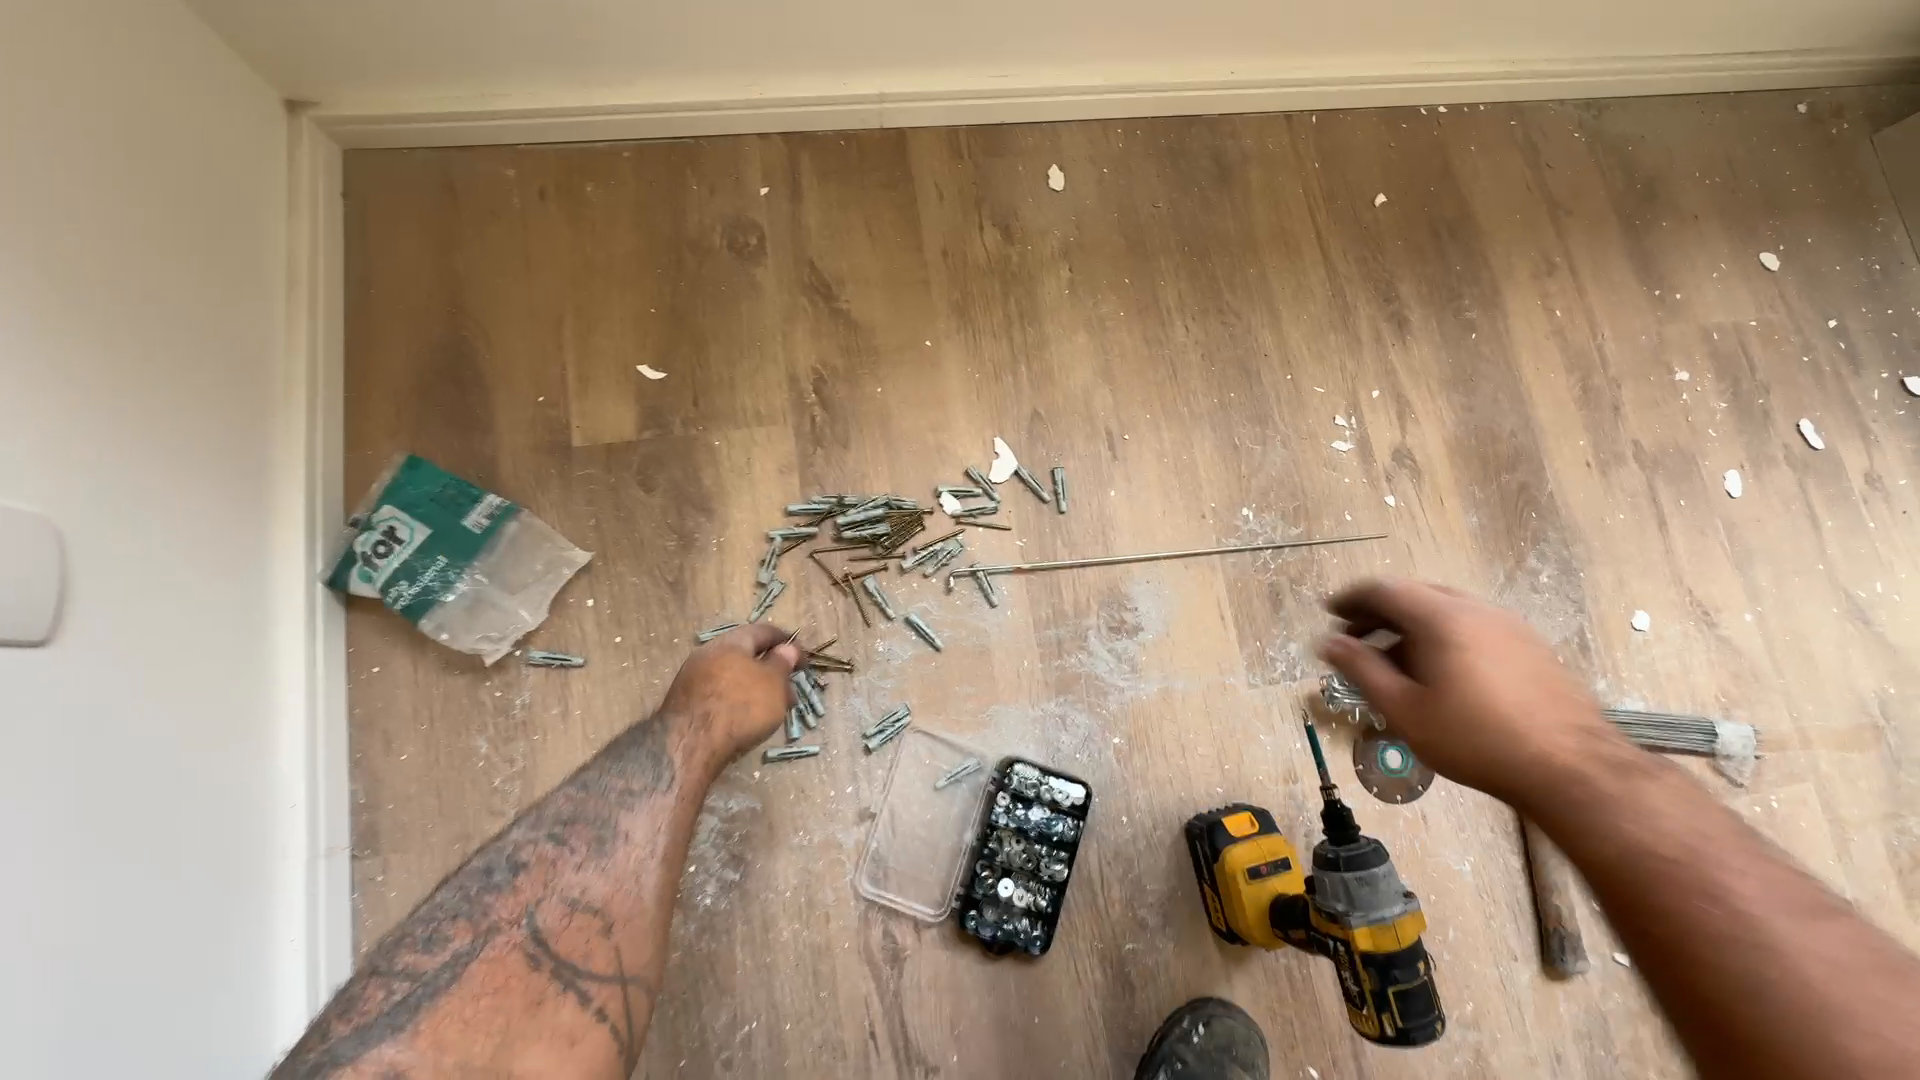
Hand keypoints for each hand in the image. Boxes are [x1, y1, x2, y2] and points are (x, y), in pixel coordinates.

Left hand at [658, 624, 801, 765]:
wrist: (690, 744)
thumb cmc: (741, 706)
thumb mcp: (773, 682)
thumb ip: (782, 662)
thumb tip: (786, 648)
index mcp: (731, 642)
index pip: (763, 631)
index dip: (785, 641)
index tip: (801, 656)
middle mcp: (708, 653)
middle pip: (745, 655)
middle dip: (771, 670)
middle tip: (789, 688)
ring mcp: (692, 678)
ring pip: (732, 677)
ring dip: (755, 688)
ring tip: (773, 708)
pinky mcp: (685, 703)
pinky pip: (719, 694)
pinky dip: (737, 701)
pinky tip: (747, 718)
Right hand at [1316, 579, 1625, 806]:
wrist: (1572, 769)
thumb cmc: (1475, 739)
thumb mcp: (1404, 709)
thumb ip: (1362, 669)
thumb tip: (1328, 643)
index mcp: (1441, 618)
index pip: (1384, 590)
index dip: (1351, 598)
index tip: (1329, 612)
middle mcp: (1476, 610)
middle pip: (1416, 594)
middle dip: (1378, 612)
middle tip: (1355, 636)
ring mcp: (1509, 626)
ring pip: (1446, 610)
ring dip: (1410, 625)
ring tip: (1392, 659)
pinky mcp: (1531, 647)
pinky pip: (1473, 625)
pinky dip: (1441, 635)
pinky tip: (1438, 672)